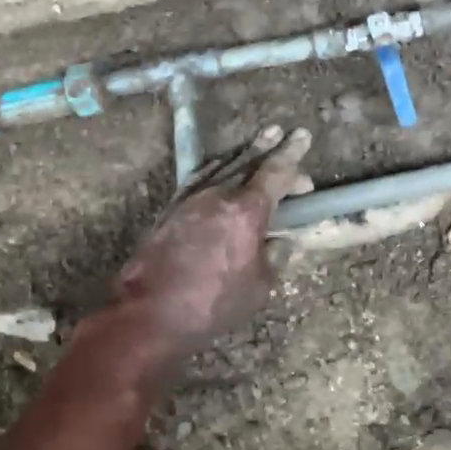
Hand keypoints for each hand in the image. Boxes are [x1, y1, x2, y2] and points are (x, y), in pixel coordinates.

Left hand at [112, 125, 312, 354]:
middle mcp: (218, 195)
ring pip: (222, 166)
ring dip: (243, 155)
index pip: (276, 172)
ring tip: (257, 143)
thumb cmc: (213, 304)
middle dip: (269, 148)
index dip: (292, 155)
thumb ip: (276, 256)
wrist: (148, 315)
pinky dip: (217, 168)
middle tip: (284, 134)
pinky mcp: (171, 210)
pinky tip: (221, 169)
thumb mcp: (259, 285)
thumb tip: (286, 241)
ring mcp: (190, 200)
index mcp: (246, 211)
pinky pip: (200, 178)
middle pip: (249, 162)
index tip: (302, 137)